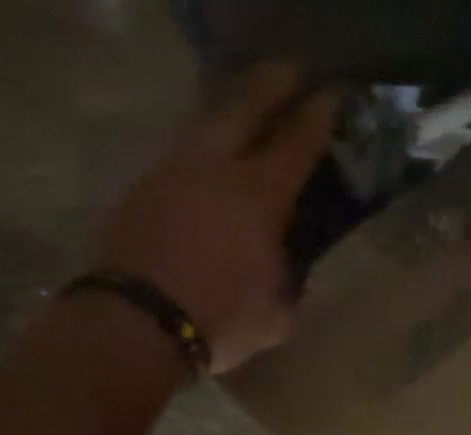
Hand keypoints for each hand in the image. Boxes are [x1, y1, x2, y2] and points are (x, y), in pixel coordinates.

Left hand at [98, 64, 337, 373]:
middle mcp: (216, 168)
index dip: (318, 115)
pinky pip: (182, 155)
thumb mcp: (277, 312)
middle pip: (246, 106)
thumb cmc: (220, 319)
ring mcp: (173, 172)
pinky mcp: (142, 189)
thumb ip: (289, 280)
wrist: (137, 324)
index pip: (296, 142)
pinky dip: (203, 150)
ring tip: (248, 113)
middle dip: (274, 85)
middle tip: (294, 74)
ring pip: (207, 124)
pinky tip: (210, 163)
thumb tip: (288, 269)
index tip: (333, 95)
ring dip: (232, 112)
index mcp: (259, 195)